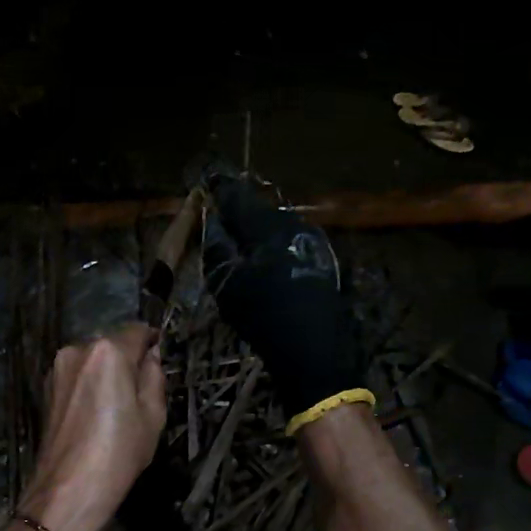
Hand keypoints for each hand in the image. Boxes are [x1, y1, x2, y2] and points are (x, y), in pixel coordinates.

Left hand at [19, 324, 166, 530]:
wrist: (67, 491)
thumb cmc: (118, 454)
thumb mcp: (152, 416)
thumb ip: (154, 377)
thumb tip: (150, 356)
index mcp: (108, 352)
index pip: (137, 331)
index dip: (152, 342)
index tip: (159, 358)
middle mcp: (77, 350)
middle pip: (112, 345)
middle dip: (127, 360)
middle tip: (141, 392)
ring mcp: (57, 369)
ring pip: (92, 361)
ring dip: (107, 373)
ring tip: (117, 408)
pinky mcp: (45, 388)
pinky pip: (76, 376)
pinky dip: (89, 386)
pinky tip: (96, 414)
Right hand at [203, 177, 364, 415]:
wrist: (315, 348)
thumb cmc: (264, 315)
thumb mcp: (228, 285)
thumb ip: (216, 250)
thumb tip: (211, 223)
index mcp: (267, 225)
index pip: (237, 197)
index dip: (219, 190)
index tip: (208, 182)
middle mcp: (293, 224)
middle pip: (259, 210)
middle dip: (240, 211)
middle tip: (221, 215)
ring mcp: (313, 241)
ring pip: (276, 226)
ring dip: (257, 230)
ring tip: (240, 241)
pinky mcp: (322, 260)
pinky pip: (289, 242)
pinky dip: (272, 246)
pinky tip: (265, 261)